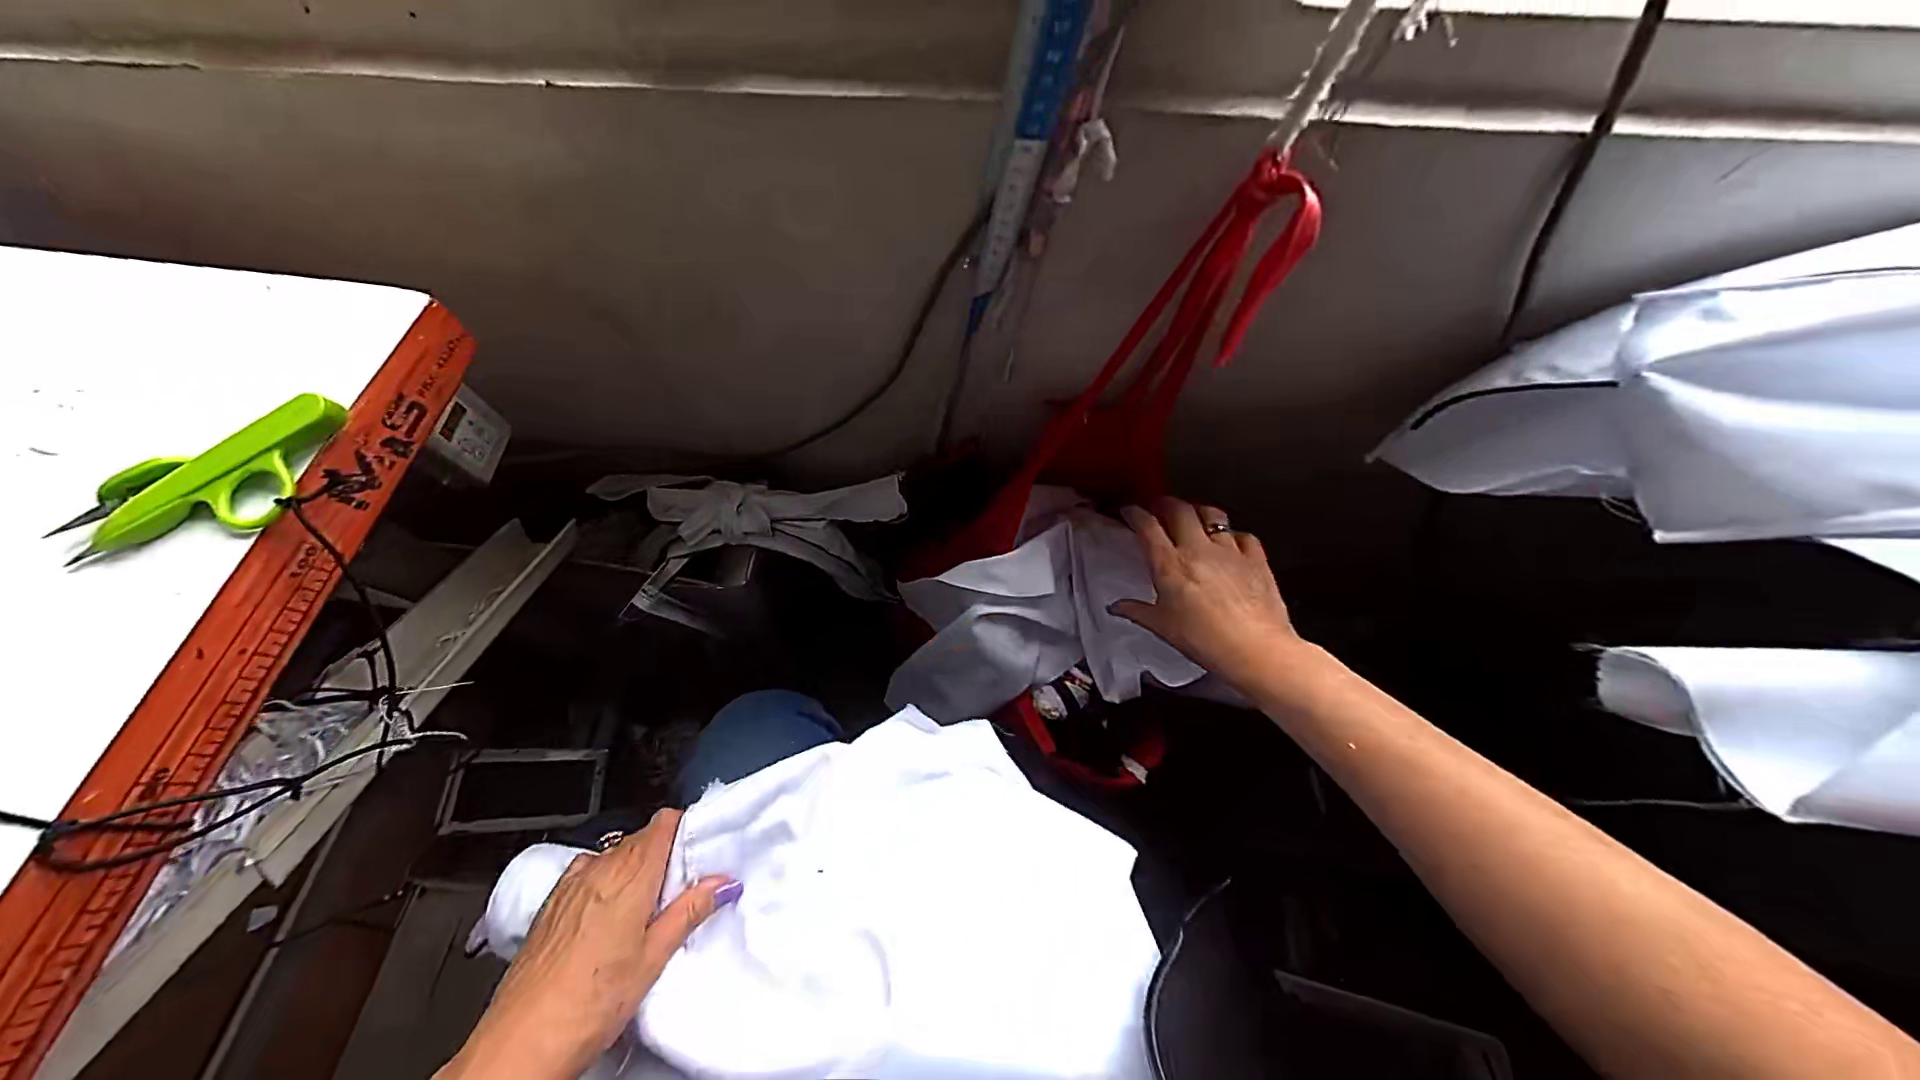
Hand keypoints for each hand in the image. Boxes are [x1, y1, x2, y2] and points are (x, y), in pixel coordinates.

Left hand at [437, 809, 736, 1079]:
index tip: (700, 853)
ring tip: (646, 911)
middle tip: (681, 891)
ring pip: (616, 855)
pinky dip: (605, 882)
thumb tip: (722, 883)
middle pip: (643, 837)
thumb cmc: (584, 1006)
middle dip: (665, 854)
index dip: (686, 829)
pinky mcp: (550, 905)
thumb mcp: (653, 958)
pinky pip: (588, 873)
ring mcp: (570, 885)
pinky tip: (609, 919)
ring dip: (635, 869)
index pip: (665, 822)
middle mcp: (598, 869)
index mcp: (631, 874)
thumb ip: (690, 911)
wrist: (517, 1047)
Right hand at [1114, 497, 1303, 687]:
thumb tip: (1119, 607)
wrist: (1254, 649)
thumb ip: (1138, 611)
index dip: (1135, 514)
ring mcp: (1229, 551)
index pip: (1147, 526)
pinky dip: (1234, 534)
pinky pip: (1243, 535)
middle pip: (1179, 509)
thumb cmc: (1207, 640)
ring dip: (1199, 511)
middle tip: (1160, 506)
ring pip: (1212, 514)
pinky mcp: (1255, 559)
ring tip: (1194, 515)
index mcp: (1170, 565)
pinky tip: (1231, 542)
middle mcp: (1198, 550)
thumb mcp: (1162, 627)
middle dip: (1166, 503)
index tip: (1131, 512)